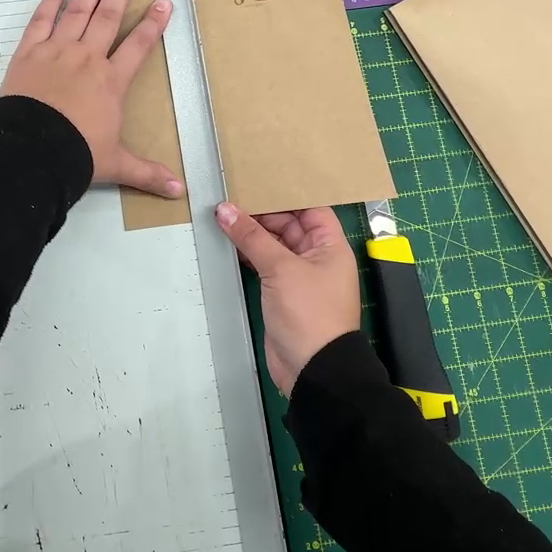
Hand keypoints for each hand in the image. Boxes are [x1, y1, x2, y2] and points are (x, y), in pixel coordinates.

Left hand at [0, 0, 183, 197]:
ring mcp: (57, 51)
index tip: (163, 3)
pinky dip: (50, 1)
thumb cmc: (75, 154)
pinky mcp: (29, 52)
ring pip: (79, 11)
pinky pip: (42, 20)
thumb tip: (179, 190)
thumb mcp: (115, 164)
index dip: (153, 24)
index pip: (138, 46)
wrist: (31, 150)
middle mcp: (87, 59)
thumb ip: (147, 172)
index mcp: (111, 82)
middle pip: (108, 17)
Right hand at [215, 203, 359, 395]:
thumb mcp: (280, 268)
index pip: (309, 208)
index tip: (254, 182)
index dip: (284, 195)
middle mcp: (316, 256)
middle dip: (260, 213)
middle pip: (288, 224)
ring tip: (221, 215)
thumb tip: (223, 209)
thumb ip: (251, 236)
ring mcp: (298, 275)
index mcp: (330, 246)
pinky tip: (227, 242)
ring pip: (273, 244)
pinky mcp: (282, 292)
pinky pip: (264, 263)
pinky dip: (248, 253)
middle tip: (228, 199)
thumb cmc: (309, 312)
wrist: (313, 369)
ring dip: (251, 233)